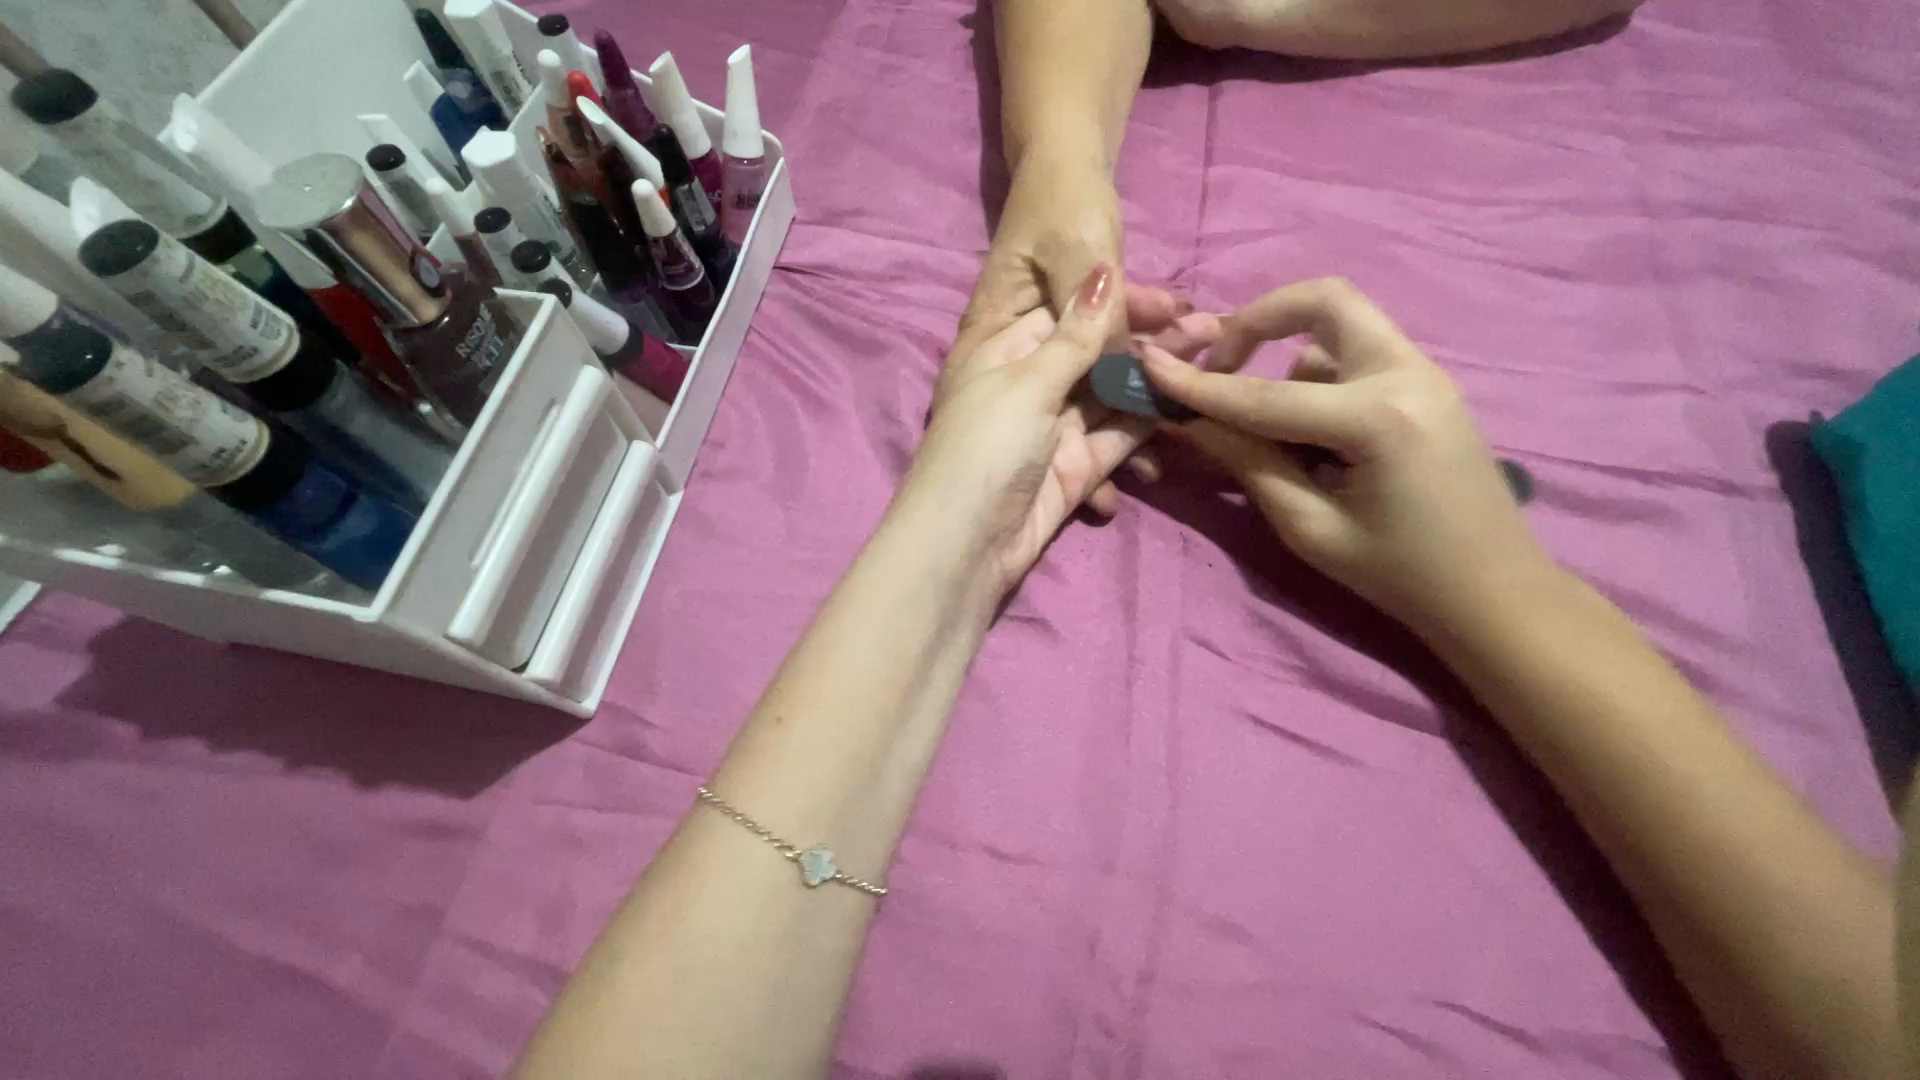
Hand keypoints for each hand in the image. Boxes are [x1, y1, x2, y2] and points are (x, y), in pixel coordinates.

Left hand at [944, 157, 1217, 513]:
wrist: (966, 544)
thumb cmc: (986, 447)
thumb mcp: (1027, 383)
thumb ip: (1074, 336)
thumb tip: (1103, 271)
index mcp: (1006, 353)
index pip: (1069, 315)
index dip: (1119, 305)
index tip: (1173, 302)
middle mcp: (1032, 387)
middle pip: (1096, 356)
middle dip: (1147, 343)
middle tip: (1210, 329)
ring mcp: (1056, 430)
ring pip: (1113, 396)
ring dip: (1155, 381)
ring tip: (1208, 363)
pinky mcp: (1076, 469)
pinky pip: (1118, 438)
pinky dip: (1147, 426)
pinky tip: (1184, 411)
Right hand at [1140, 277, 1558, 636]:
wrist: (1495, 593)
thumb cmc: (1398, 574)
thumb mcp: (1309, 528)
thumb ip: (1248, 464)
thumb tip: (1189, 421)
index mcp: (1380, 419)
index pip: (1265, 396)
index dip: (1199, 387)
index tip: (1148, 368)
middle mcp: (1407, 374)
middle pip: (1324, 300)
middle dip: (1259, 319)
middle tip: (1219, 363)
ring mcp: (1424, 373)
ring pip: (1339, 331)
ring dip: (1289, 363)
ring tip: (1271, 432)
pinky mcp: (1427, 385)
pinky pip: (1357, 357)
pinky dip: (1320, 381)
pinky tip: (1314, 438)